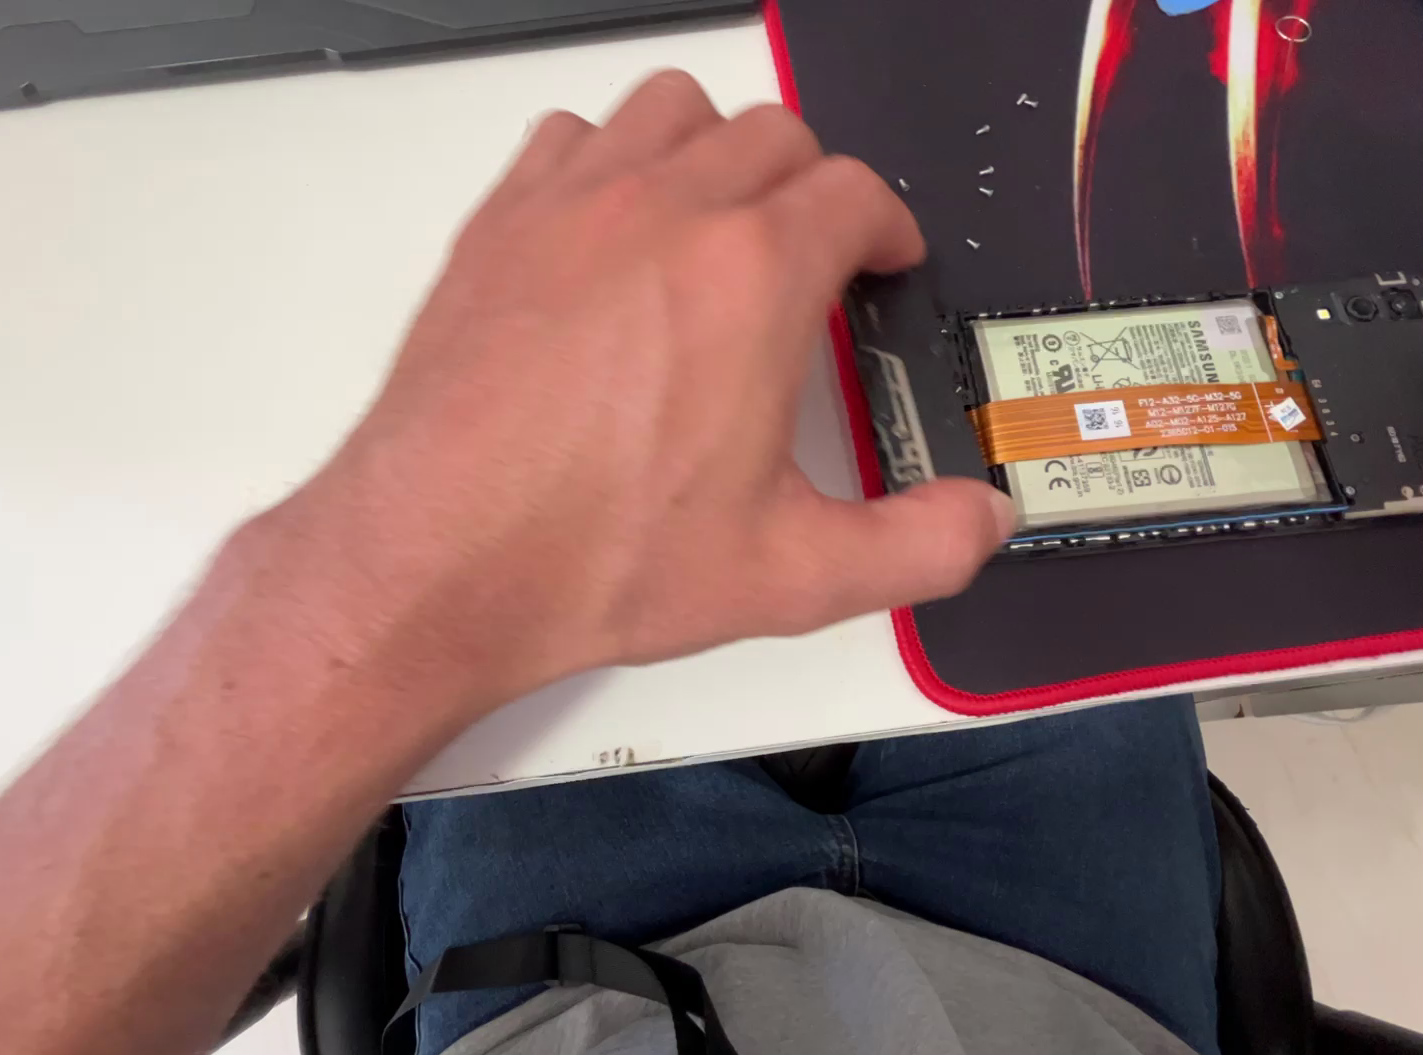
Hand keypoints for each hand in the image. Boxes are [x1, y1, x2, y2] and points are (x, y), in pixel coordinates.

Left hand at [269, 71, 1011, 712]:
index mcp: (752, 279)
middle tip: (814, 257)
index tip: (886, 260)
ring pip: (674, 111)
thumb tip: (984, 520)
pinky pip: (572, 140)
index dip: (886, 223)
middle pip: (774, 136)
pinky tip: (616, 234)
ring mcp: (571, 207)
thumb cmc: (601, 559)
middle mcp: (664, 213)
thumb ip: (914, 546)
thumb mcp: (791, 575)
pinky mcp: (497, 227)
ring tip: (723, 229)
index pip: (854, 193)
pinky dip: (613, 163)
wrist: (438, 564)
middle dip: (813, 189)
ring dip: (718, 155)